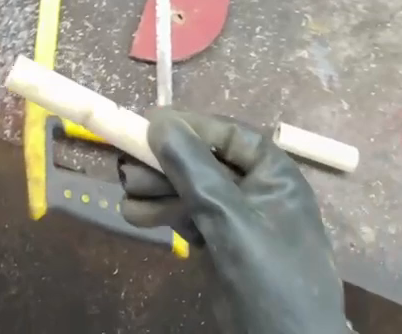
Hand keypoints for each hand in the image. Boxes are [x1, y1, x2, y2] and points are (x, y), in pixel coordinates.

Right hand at [120, 109, 347, 333]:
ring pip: (190, 189)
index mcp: (274, 175)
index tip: (147, 125)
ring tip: (127, 198)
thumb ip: (193, 168)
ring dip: (157, 190)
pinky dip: (164, 214)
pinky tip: (137, 217)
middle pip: (202, 161)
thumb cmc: (269, 279)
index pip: (226, 134)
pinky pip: (189, 216)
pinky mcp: (223, 245)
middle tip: (126, 169)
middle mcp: (257, 190)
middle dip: (164, 166)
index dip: (188, 126)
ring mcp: (239, 219)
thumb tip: (158, 122)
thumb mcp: (229, 218)